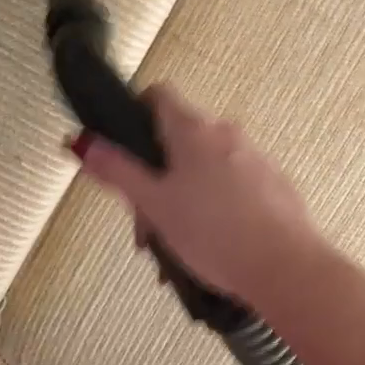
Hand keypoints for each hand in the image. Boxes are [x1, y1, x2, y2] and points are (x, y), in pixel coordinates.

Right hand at [71, 86, 326, 301]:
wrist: (287, 270)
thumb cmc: (214, 234)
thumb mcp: (153, 204)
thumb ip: (115, 171)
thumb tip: (77, 140)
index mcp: (194, 130)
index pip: (158, 95)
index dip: (133, 112)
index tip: (122, 147)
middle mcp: (227, 134)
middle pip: (177, 140)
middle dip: (154, 178)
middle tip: (144, 225)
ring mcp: (255, 158)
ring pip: (204, 168)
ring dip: (181, 198)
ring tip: (174, 247)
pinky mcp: (275, 186)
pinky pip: (232, 188)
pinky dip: (213, 208)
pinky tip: (209, 248)